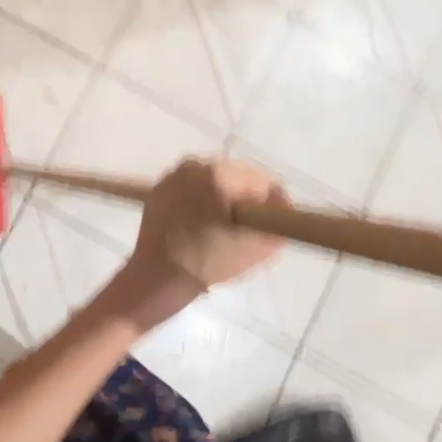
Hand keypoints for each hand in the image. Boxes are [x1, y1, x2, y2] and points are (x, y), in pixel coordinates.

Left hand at [107, 157, 287, 326]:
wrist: (157, 276)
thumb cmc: (210, 261)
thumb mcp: (259, 246)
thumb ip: (281, 222)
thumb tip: (283, 206)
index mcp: (219, 173)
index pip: (262, 181)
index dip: (273, 203)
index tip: (273, 225)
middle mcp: (193, 164)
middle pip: (236, 177)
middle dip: (246, 199)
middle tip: (249, 227)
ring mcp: (172, 176)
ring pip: (211, 181)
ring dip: (222, 199)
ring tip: (224, 228)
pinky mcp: (158, 190)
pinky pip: (189, 189)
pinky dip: (199, 202)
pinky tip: (201, 226)